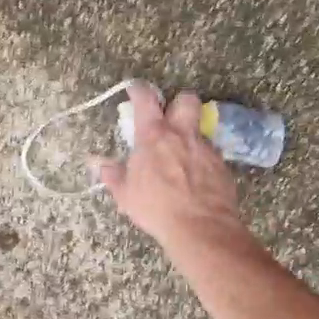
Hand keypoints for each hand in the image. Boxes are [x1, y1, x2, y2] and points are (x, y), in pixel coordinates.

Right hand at [91, 82, 245, 250]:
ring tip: (182, 156)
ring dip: (190, 136)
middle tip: (170, 118)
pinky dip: (202, 161)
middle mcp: (181, 135)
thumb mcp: (125, 193)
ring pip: (200, 129)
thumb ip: (112, 174)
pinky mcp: (223, 166)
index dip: (139, 90)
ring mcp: (205, 149)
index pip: (145, 99)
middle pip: (186, 100)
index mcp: (154, 136)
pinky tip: (196, 178)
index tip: (134, 90)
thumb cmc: (156, 207)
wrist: (201, 228)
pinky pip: (211, 154)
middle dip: (178, 102)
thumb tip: (96, 162)